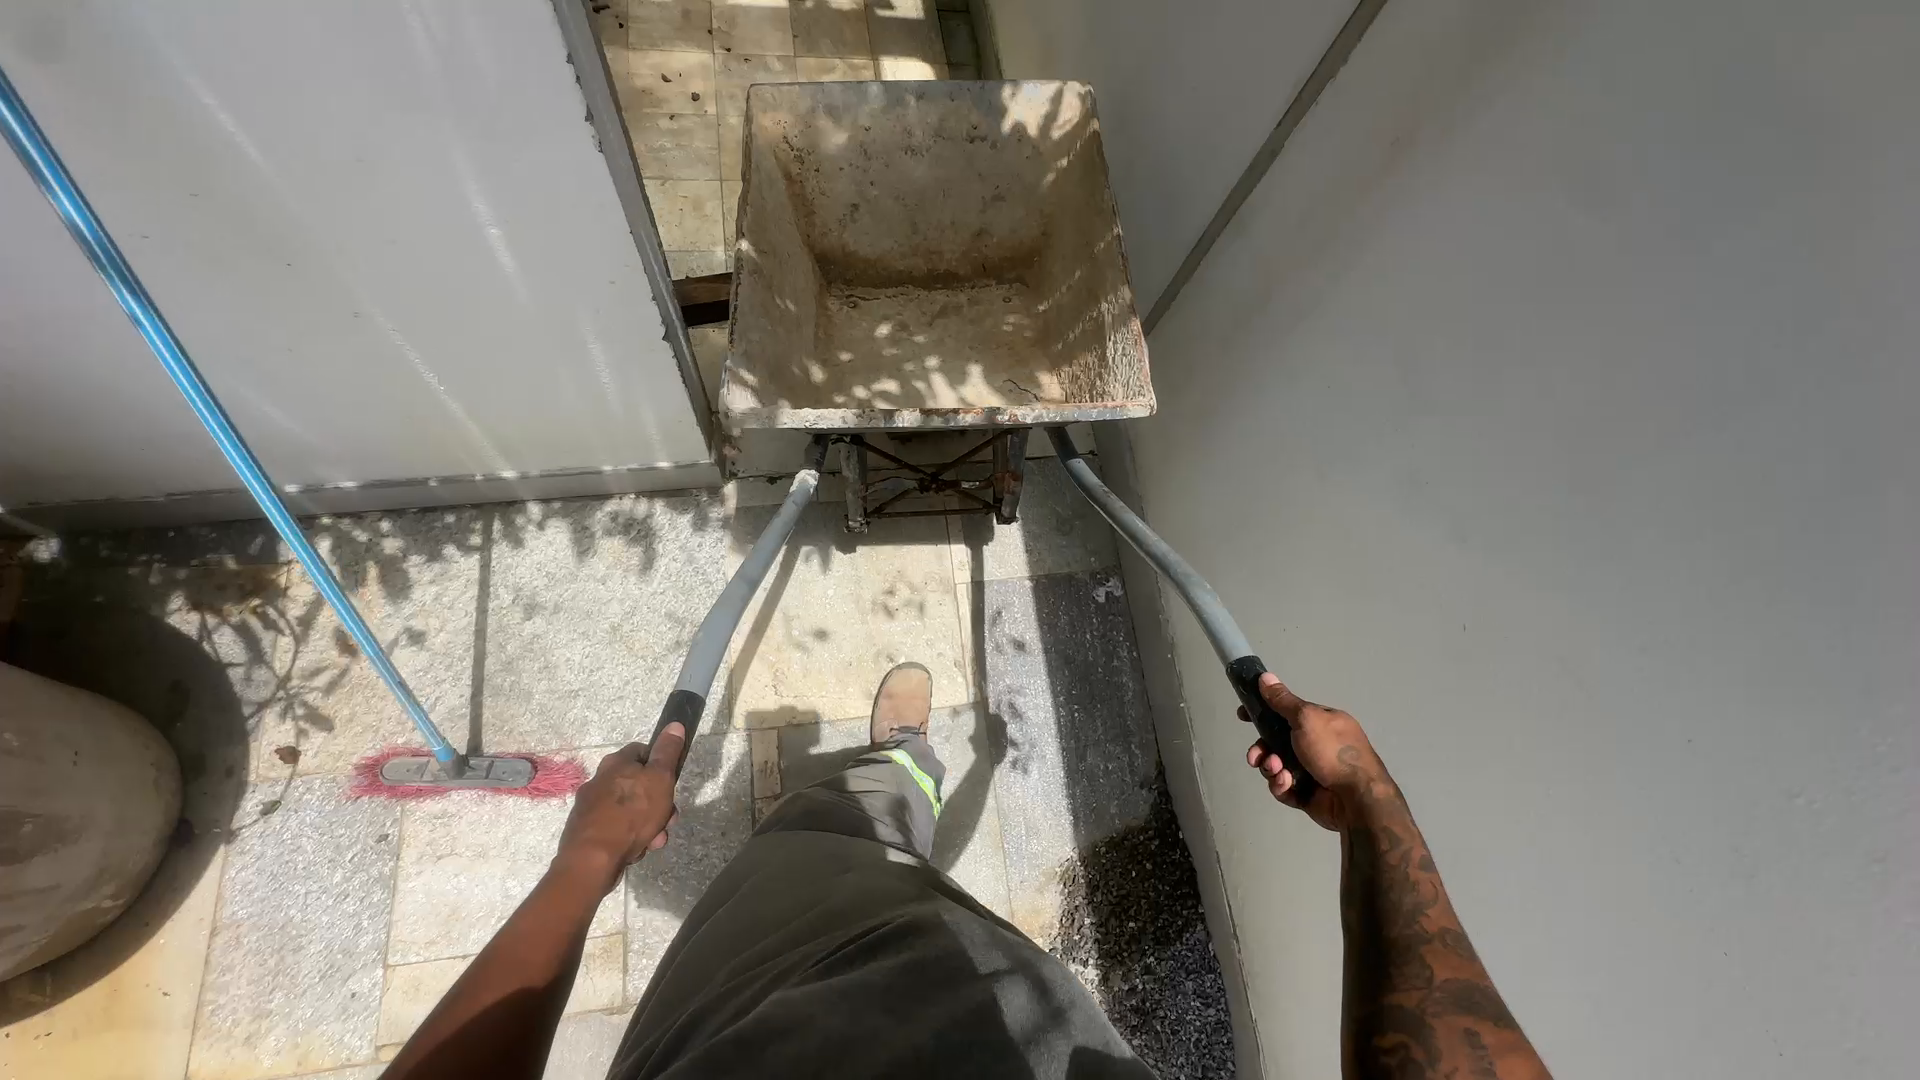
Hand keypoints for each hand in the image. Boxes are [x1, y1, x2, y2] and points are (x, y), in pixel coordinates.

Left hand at [553, 723, 685, 893]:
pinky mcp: (585, 832)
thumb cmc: (631, 813)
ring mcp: (589, 807)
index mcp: (615, 763)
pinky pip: (614, 830)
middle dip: (657, 804)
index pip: (642, 751)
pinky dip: (629, 838)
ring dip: (646, 824)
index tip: (670, 783)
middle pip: (637, 785)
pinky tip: (637, 850)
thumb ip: (668, 752)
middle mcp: (598, 780)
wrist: (592, 860)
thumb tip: (674, 724)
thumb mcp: (660, 778)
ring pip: (628, 810)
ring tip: (654, 841)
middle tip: (668, 819)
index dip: (660, 765)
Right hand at [1240, 673, 1395, 830]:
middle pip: (1276, 741)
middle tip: (1256, 755)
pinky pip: (1284, 787)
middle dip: (1263, 748)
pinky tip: (1287, 784)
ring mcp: (1313, 771)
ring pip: (1277, 765)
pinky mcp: (1308, 795)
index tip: (1243, 715)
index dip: (1264, 712)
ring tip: (1278, 771)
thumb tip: (1265, 677)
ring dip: (1271, 767)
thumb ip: (1282, 701)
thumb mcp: (1306, 718)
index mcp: (1322, 723)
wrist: (1357, 799)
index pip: (1287, 712)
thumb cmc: (1333, 751)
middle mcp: (1318, 745)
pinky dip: (1281, 785)